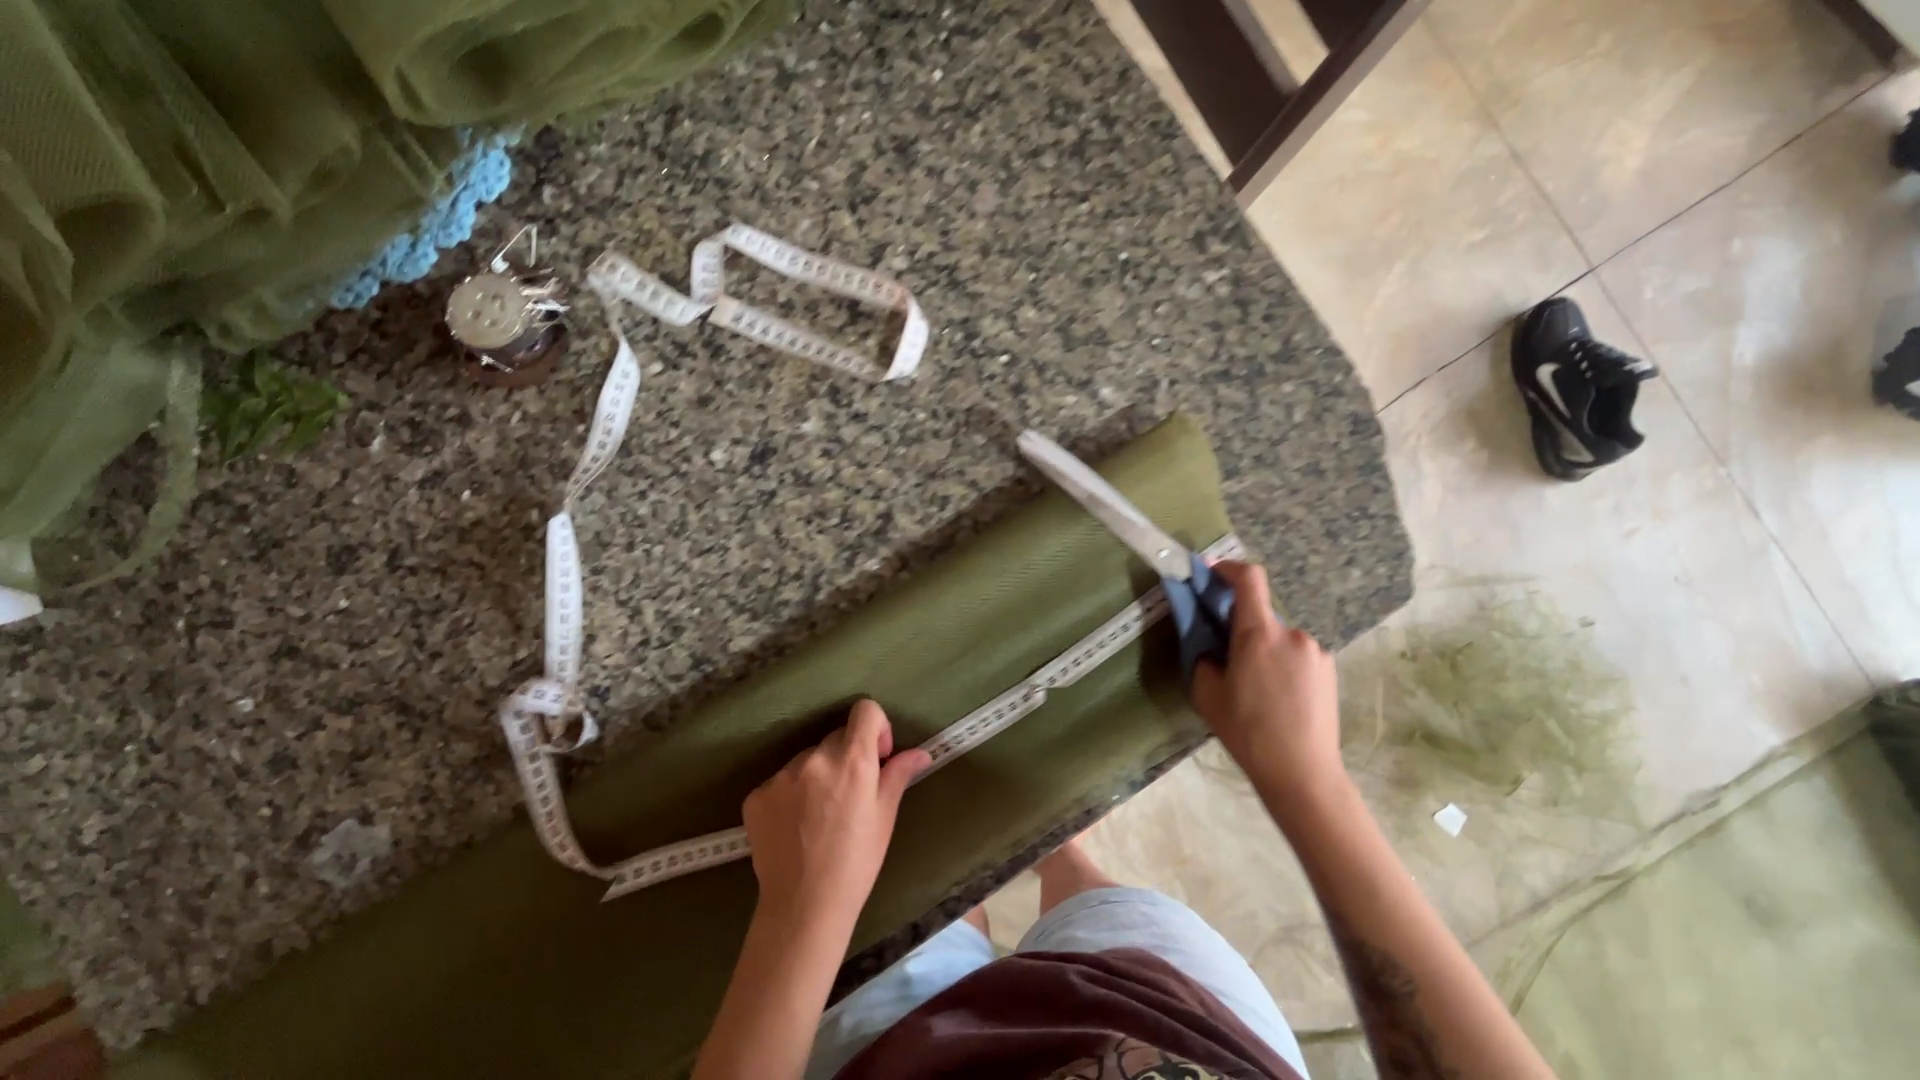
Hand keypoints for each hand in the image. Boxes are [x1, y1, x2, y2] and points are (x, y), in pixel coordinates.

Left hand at [741, 700, 931, 929]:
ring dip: (817, 776)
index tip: (878, 756)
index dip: (876, 728)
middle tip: (851, 796)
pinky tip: (795, 828)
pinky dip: (790, 796)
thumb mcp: (885, 818)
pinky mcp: (756, 795)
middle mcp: (814, 759)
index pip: (864, 711)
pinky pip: (780, 782)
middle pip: (836, 738)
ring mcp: (781, 776)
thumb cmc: (856, 863)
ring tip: (820, 818)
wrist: (804, 905)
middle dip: (847, 757)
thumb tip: (920, 753)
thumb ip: (897, 776)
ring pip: (807, 760)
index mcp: (852, 761)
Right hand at [1190, 561, 1345, 805]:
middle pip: (1260, 615)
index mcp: (1258, 634)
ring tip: (1258, 691)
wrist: (1302, 772)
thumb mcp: (1208, 695)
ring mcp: (1315, 650)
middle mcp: (1291, 633)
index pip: (1248, 579)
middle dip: (1242, 629)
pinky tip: (1281, 700)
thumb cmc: (1247, 732)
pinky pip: (1298, 655)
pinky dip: (1284, 666)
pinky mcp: (1330, 668)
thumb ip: (1203, 658)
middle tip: (1229, 662)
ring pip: (1279, 638)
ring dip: (1264, 651)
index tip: (1211, 574)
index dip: (1228, 568)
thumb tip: (1208, 642)